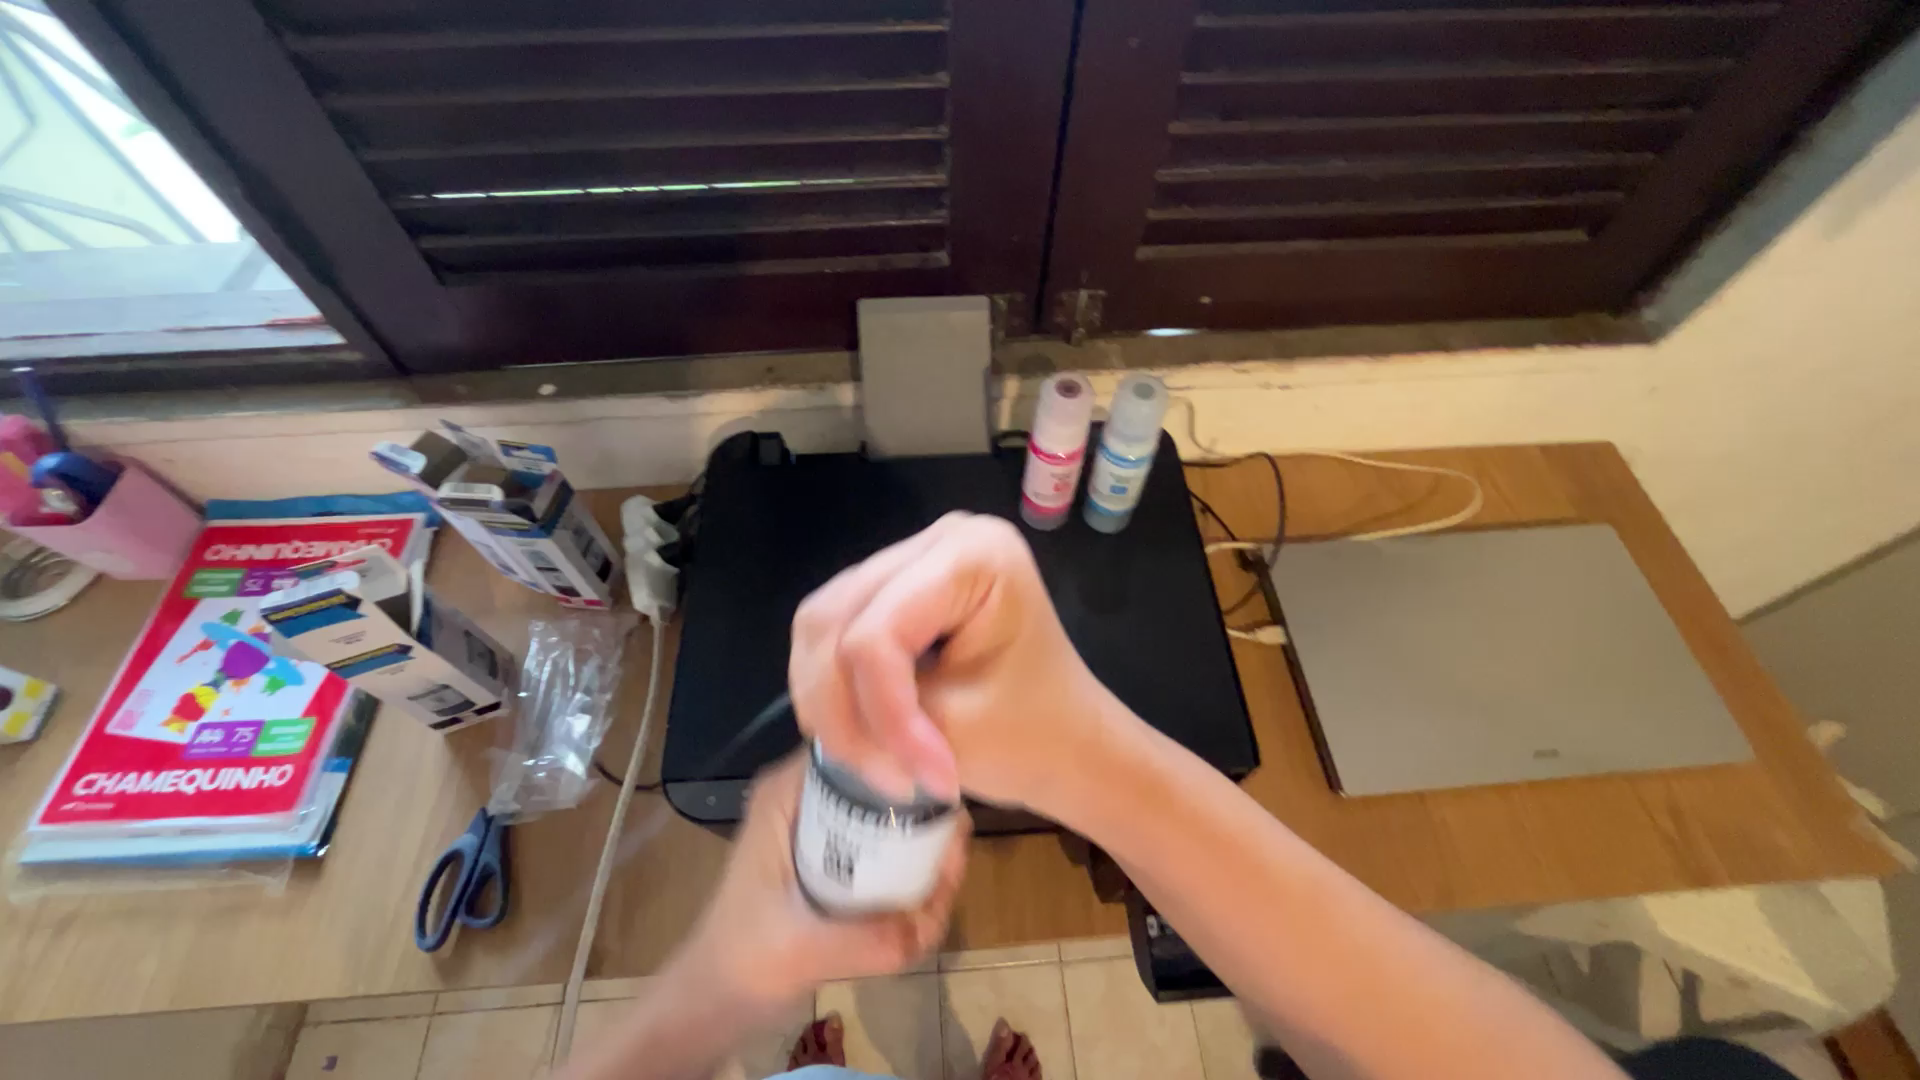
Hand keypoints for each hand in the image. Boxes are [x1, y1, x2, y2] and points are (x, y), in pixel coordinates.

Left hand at [672, 753, 968, 1013]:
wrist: (710, 1001)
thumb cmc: (744, 964)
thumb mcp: (806, 951)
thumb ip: (872, 939)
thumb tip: (937, 915)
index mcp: (788, 792)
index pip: (856, 743)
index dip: (905, 758)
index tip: (946, 795)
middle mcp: (805, 794)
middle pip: (879, 775)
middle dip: (923, 809)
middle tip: (955, 850)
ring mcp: (817, 823)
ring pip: (884, 808)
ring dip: (920, 838)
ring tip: (946, 877)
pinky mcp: (828, 852)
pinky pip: (878, 836)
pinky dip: (906, 859)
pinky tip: (926, 892)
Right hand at [788, 512, 1118, 811]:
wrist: (1069, 744)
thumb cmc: (1036, 736)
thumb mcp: (954, 728)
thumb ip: (878, 711)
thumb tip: (819, 714)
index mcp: (974, 554)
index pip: (878, 632)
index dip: (882, 713)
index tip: (918, 778)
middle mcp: (940, 537)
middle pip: (835, 620)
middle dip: (842, 708)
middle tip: (878, 773)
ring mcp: (915, 558)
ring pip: (821, 625)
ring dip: (829, 700)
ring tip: (868, 758)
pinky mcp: (896, 587)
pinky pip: (833, 630)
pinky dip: (834, 686)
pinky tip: (857, 728)